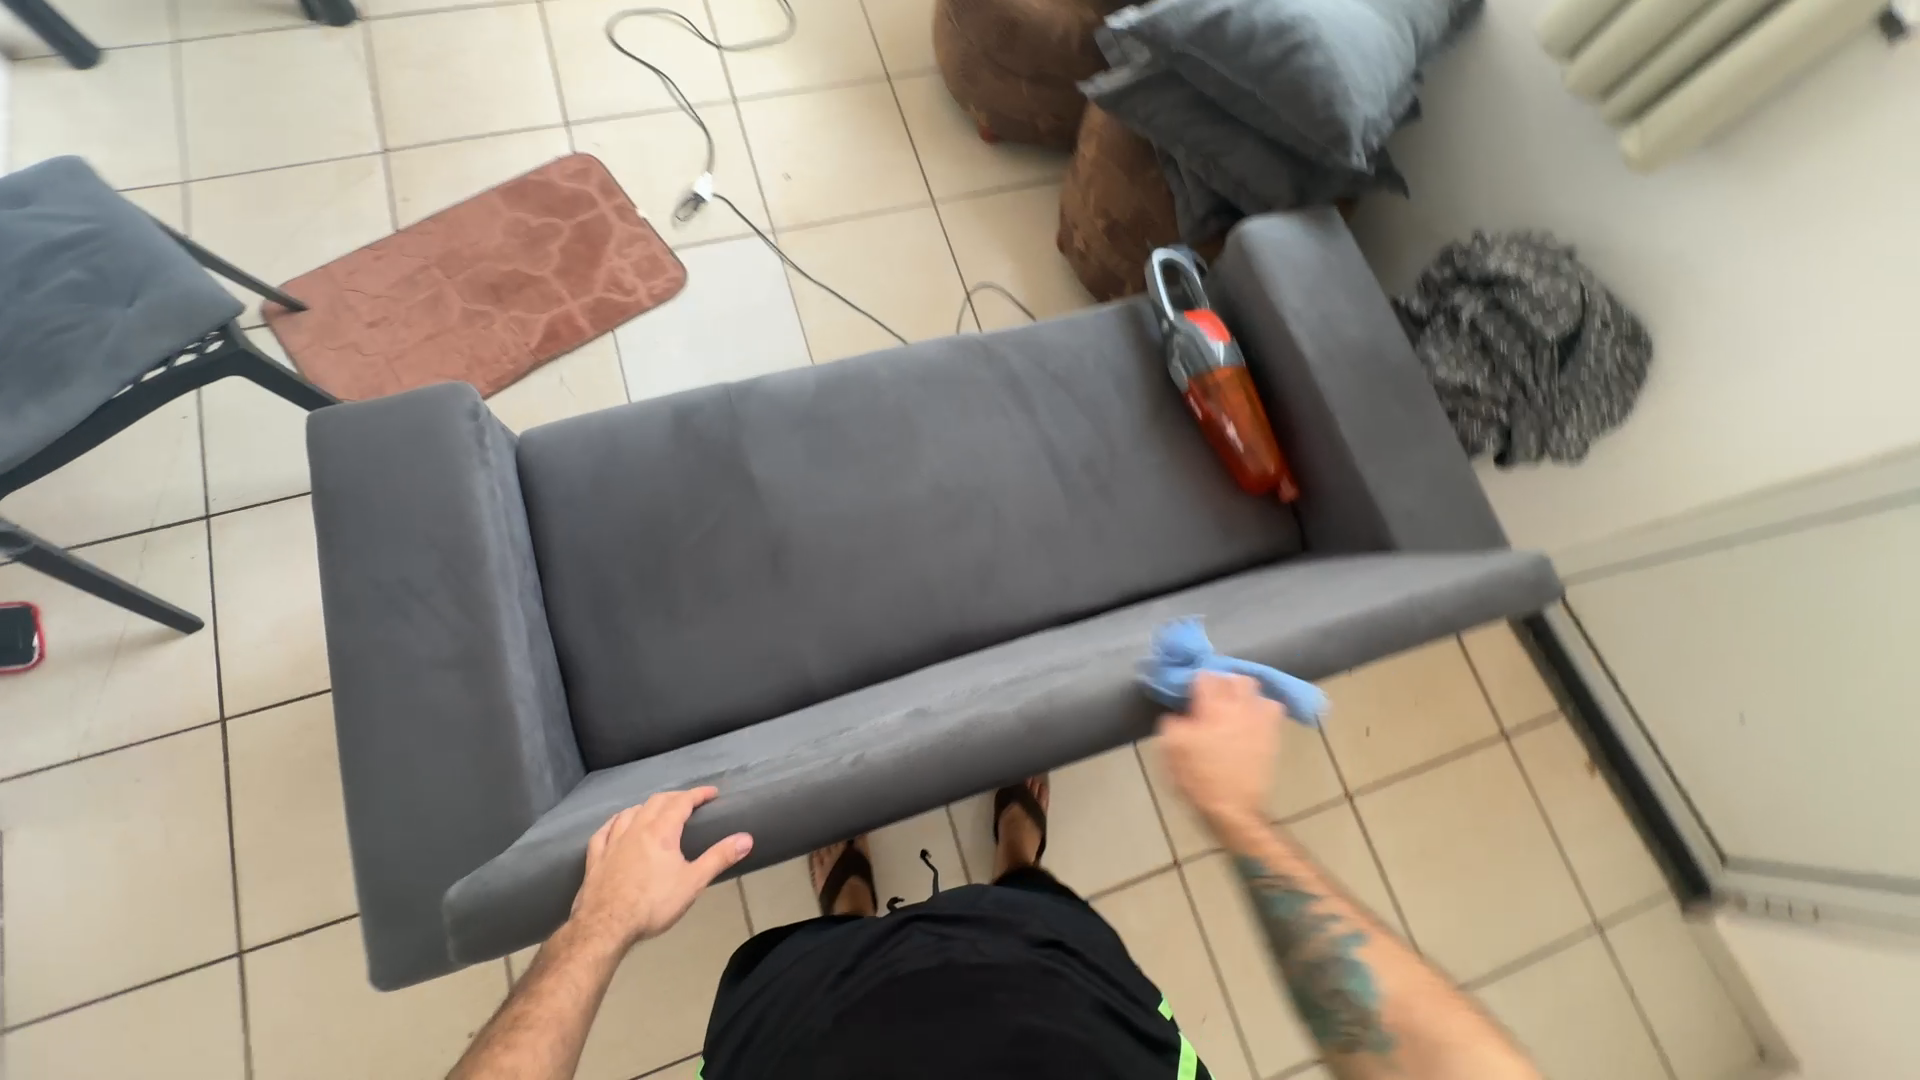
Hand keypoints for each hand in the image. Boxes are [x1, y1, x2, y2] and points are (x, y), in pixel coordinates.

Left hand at [566, 787, 752, 952]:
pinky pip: (604, 831)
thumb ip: (719, 858)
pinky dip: (615, 822)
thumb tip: (746, 839)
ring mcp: (612, 842)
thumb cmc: (652, 904)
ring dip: (646, 807)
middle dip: (675, 797)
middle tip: (689, 802)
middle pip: (656, 802)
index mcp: (661, 831)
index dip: (698, 794)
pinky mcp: (595, 858)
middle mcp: (636, 829)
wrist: (604, 929)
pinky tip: (616, 825)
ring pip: (630, 812)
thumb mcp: (693, 882)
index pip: (682, 802)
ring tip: (655, 811)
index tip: (712, 793)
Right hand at [1157, 673, 1283, 846]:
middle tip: (1210, 695)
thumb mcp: (1171, 748)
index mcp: (1214, 707)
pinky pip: (1272, 710)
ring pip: (1258, 691)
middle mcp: (1241, 708)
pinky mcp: (1273, 737)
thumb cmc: (1199, 778)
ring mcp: (1261, 722)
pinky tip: (1249, 719)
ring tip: (1233, 705)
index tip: (1187, 693)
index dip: (1194, 681)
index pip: (1206, 676)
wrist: (1233, 810)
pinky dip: (1260, 709)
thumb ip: (1173, 722)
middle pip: (1235, 678)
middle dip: (1222, 681)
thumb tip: (1181, 714)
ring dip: (1244, 693)